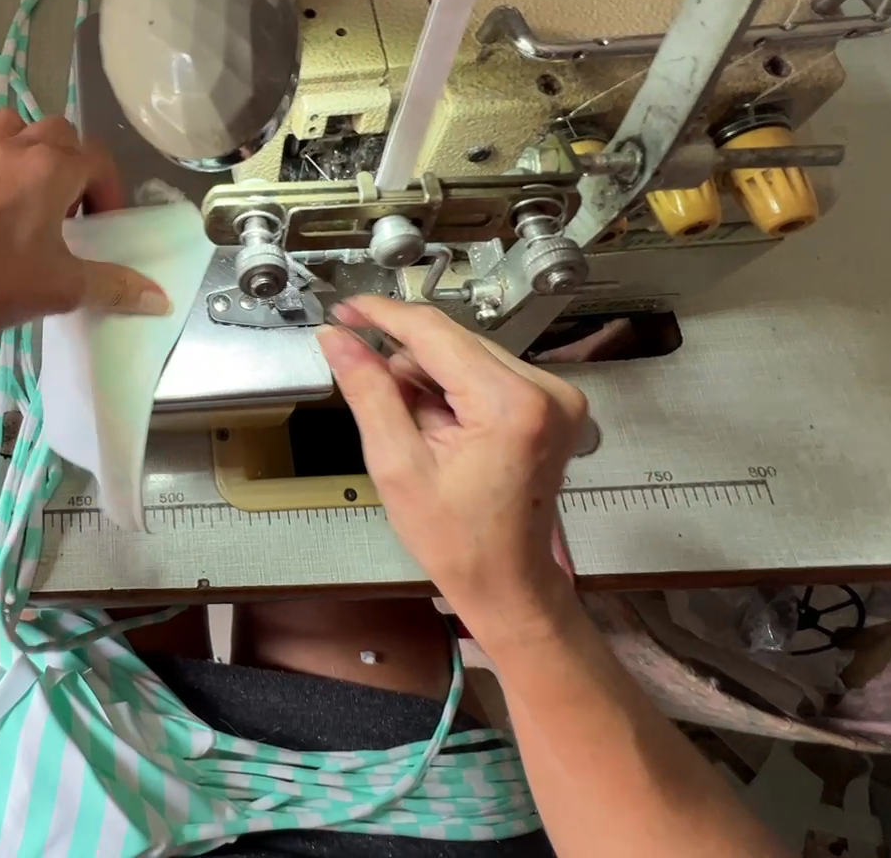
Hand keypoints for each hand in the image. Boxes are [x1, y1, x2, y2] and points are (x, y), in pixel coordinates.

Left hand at [0, 110, 168, 333]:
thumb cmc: (0, 280)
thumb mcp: (65, 287)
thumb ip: (115, 286)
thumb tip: (159, 299)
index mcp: (53, 167)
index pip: (99, 160)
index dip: (111, 191)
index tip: (106, 227)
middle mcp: (17, 149)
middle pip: (60, 132)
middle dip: (75, 164)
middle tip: (74, 210)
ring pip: (12, 125)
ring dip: (30, 147)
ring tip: (33, 188)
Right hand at [316, 296, 584, 642]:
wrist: (507, 580)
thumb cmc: (455, 537)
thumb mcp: (396, 462)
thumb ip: (366, 389)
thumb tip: (336, 338)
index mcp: (510, 404)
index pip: (433, 331)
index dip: (380, 315)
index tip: (343, 309)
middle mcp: (546, 388)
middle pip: (449, 340)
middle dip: (404, 363)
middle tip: (380, 404)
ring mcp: (554, 394)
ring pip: (462, 353)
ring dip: (426, 379)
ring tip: (418, 431)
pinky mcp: (550, 402)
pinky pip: (481, 370)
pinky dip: (448, 388)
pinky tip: (439, 426)